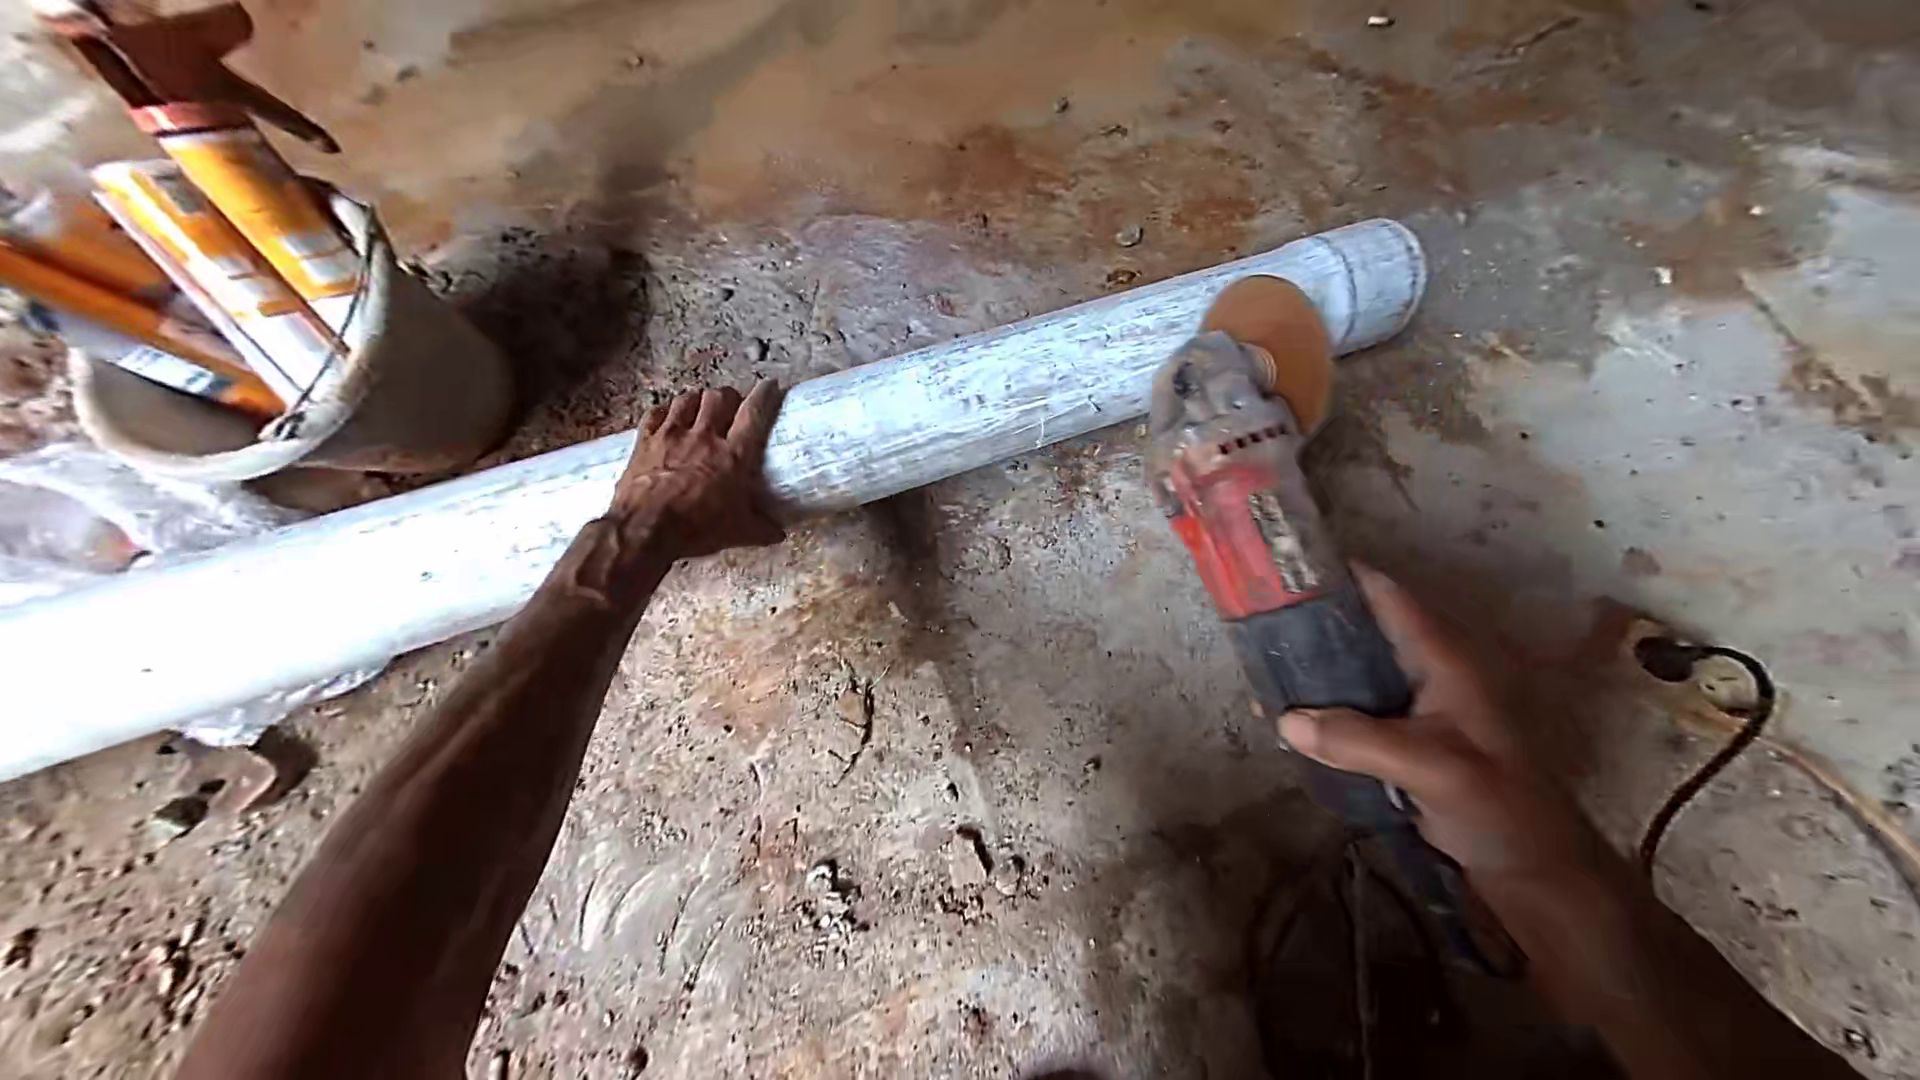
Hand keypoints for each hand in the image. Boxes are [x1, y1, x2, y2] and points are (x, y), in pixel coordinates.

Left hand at [612, 380, 786, 559]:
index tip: (771, 385)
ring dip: (698, 399)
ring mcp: (671, 434)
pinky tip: (668, 416)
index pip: (754, 413)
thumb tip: (779, 534)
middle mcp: (704, 436)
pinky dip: (665, 411)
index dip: (765, 395)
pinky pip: (656, 413)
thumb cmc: (697, 528)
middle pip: (719, 397)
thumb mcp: (738, 532)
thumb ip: (762, 529)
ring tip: (702, 407)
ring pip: (687, 399)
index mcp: (734, 455)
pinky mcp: (645, 440)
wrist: (644, 529)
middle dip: (729, 396)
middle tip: (732, 404)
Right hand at [1278, 565, 1603, 881]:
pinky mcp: (1392, 733)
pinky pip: (1342, 702)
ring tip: (1256, 655)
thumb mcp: (1433, 769)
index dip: (1343, 574)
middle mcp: (1420, 670)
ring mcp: (1405, 703)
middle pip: (1358, 626)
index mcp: (1442, 660)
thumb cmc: (1498, 807)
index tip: (1289, 566)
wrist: (1528, 871)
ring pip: (1346, 664)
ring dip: (1306, 661)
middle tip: (1257, 613)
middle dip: (1310, 616)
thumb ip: (1360, 740)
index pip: (1388, 596)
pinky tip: (1278, 705)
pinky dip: (1312, 699)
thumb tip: (1284, 719)